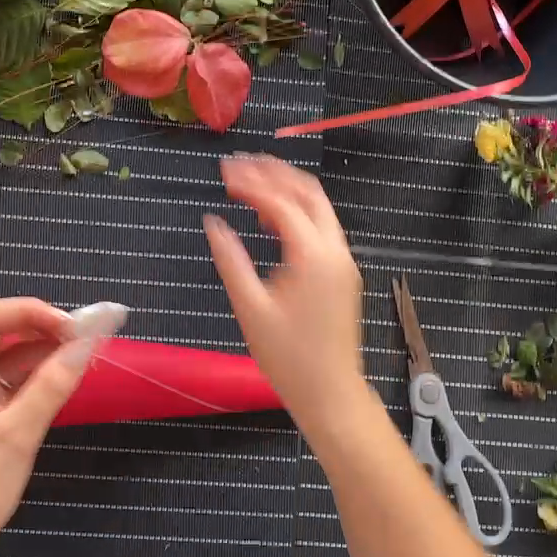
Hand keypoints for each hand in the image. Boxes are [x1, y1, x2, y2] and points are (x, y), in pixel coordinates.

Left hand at [0, 298, 105, 556]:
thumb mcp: (16, 435)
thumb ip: (51, 387)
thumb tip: (86, 346)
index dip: (31, 312)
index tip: (71, 326)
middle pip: (2, 333)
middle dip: (43, 329)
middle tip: (85, 337)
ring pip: (11, 357)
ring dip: (46, 353)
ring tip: (85, 353)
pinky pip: (14, 381)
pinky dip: (40, 376)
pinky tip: (67, 375)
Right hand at [205, 155, 371, 431]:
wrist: (330, 392)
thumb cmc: (287, 357)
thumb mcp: (250, 308)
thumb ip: (231, 261)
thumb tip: (213, 223)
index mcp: (312, 256)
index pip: (280, 203)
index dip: (251, 183)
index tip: (223, 172)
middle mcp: (335, 250)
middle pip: (308, 193)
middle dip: (274, 173)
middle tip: (240, 164)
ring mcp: (343, 261)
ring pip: (318, 208)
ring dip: (287, 189)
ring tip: (251, 183)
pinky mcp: (342, 273)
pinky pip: (322, 227)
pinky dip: (297, 212)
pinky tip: (270, 219)